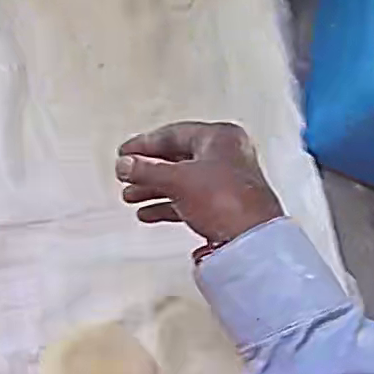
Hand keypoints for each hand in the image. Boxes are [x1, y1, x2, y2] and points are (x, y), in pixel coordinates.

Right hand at [116, 122, 283, 251]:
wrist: (249, 240)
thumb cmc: (226, 201)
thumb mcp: (177, 180)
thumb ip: (146, 170)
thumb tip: (124, 164)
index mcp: (219, 138)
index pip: (173, 134)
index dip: (145, 144)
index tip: (125, 152)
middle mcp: (225, 156)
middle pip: (176, 158)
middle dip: (147, 170)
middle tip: (126, 175)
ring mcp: (225, 182)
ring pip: (181, 181)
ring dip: (153, 189)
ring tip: (130, 196)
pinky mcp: (223, 206)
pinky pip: (188, 200)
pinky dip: (167, 205)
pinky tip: (148, 213)